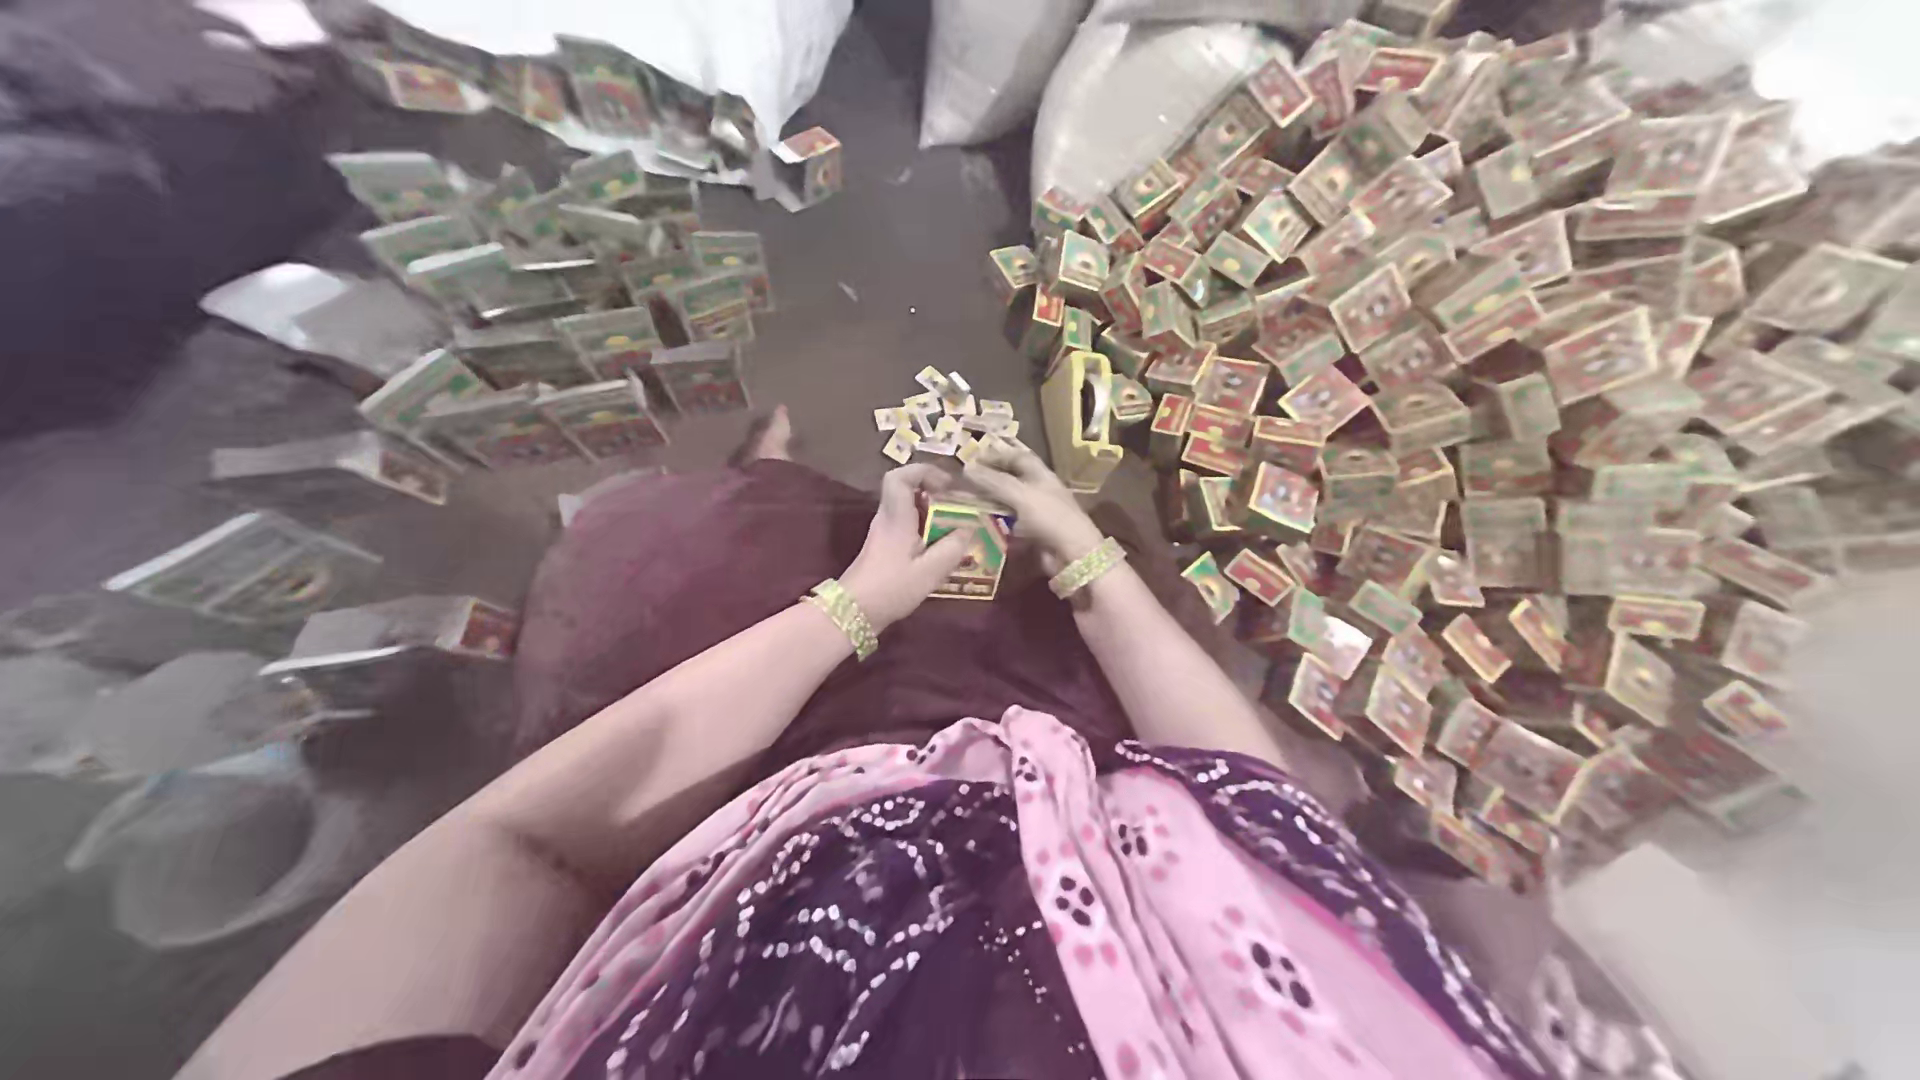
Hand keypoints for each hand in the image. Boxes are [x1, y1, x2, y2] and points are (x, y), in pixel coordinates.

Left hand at [840, 464, 976, 630]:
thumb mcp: (930, 571)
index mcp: (896, 517)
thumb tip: (969, 528)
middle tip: (956, 507)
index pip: (900, 477)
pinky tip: (938, 546)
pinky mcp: (883, 546)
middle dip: (933, 491)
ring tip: (953, 527)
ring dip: (930, 511)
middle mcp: (887, 518)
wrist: (854, 612)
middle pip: (905, 488)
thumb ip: (953, 547)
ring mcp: (883, 532)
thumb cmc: (892, 588)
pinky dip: (924, 527)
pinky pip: (906, 524)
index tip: (947, 487)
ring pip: (906, 507)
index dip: (924, 472)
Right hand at [962, 436, 1104, 573]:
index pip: (1018, 456)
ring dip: (990, 499)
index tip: (974, 457)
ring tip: (966, 497)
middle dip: (990, 477)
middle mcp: (1039, 490)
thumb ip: (994, 481)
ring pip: (1008, 500)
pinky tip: (978, 519)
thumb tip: (967, 468)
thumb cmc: (1050, 517)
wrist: (1072, 555)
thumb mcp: (1021, 494)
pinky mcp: (1031, 532)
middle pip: (1012, 478)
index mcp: (1041, 474)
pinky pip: (1009, 522)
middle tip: (965, 478)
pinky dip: (995, 519)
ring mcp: (1036, 512)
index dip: (997, 454)